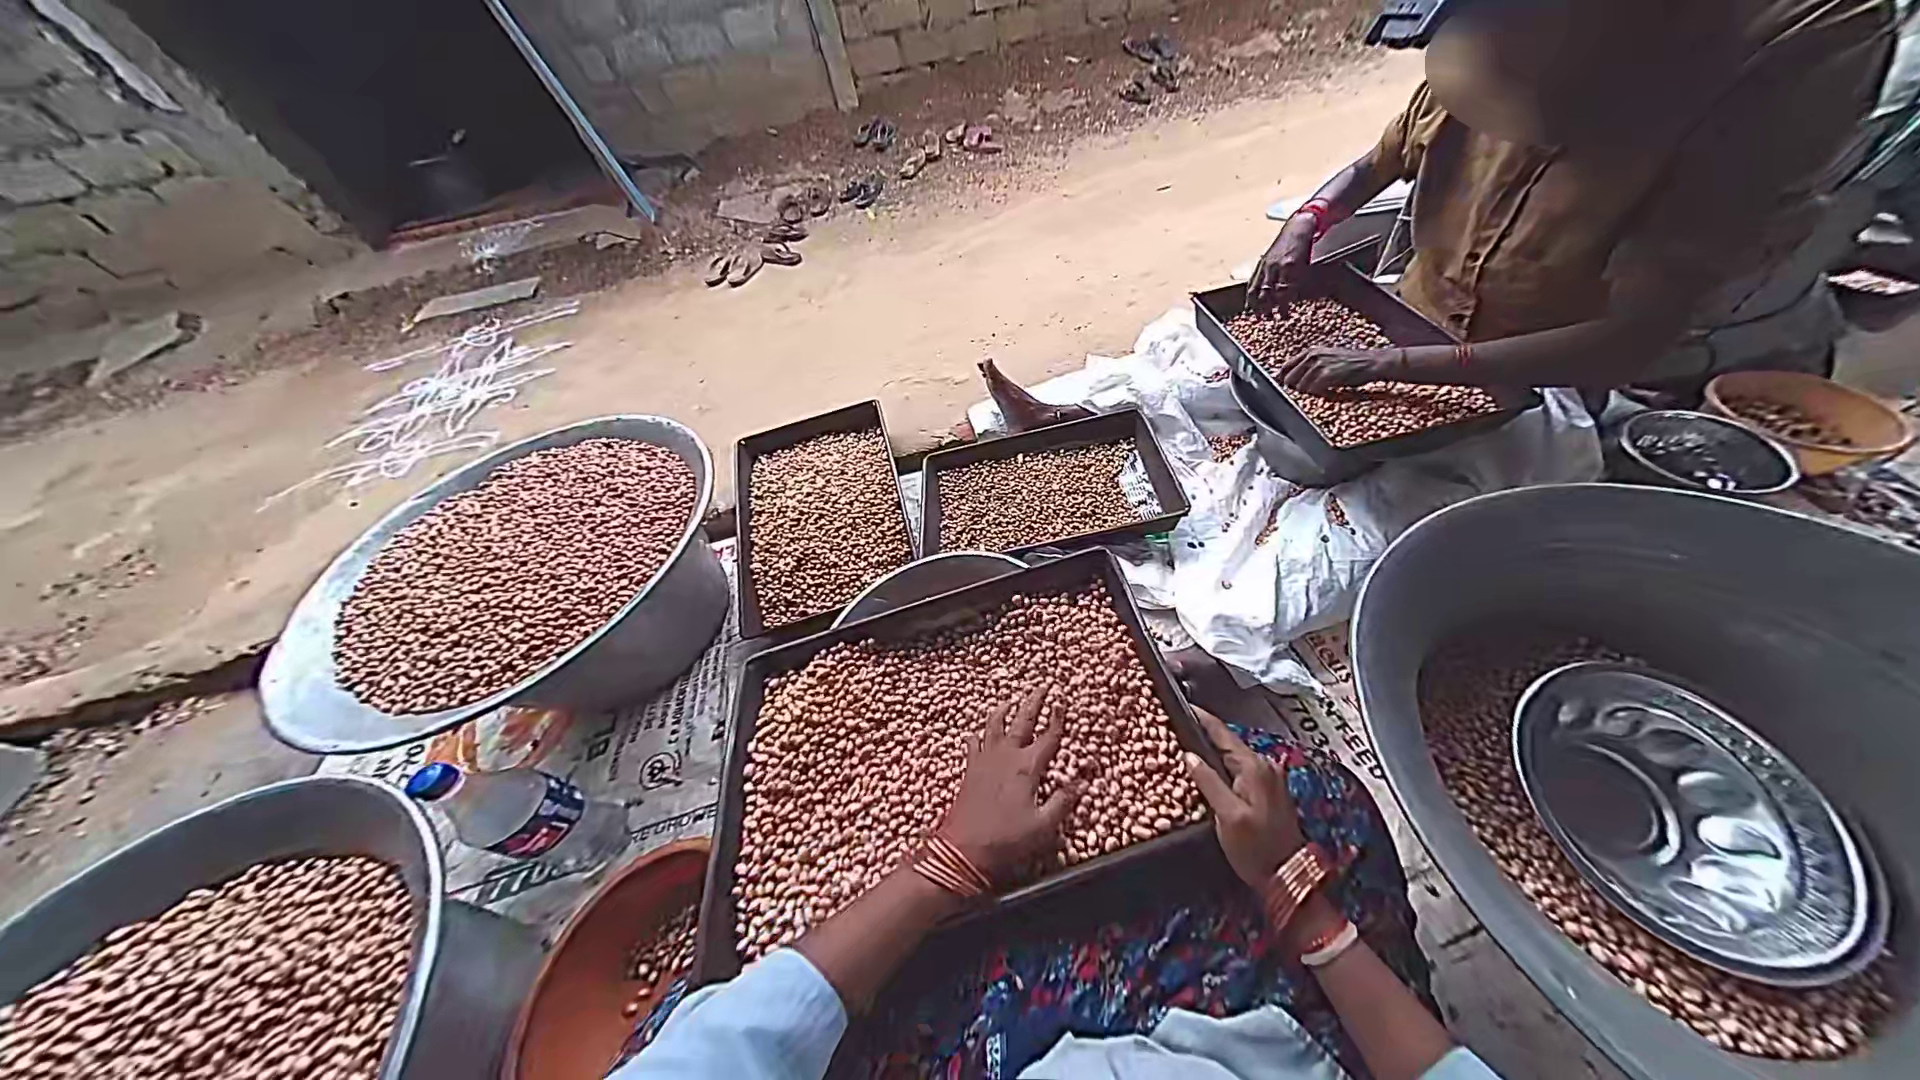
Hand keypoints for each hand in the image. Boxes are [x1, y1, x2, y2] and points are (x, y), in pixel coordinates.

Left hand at [941, 685, 1080, 885]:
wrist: (962, 849)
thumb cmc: (1006, 840)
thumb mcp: (1043, 826)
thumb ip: (1063, 802)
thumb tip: (1082, 783)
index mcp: (1027, 767)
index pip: (1047, 737)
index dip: (1057, 719)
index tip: (1062, 700)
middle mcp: (1005, 756)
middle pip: (1021, 722)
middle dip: (1033, 703)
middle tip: (1042, 688)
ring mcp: (985, 761)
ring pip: (994, 726)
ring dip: (1004, 711)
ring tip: (1010, 701)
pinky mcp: (970, 770)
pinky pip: (974, 744)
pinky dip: (977, 735)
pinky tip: (976, 733)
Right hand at [1182, 706, 1306, 888]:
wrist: (1288, 877)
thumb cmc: (1256, 848)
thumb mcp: (1227, 815)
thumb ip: (1208, 781)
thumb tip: (1189, 755)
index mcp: (1253, 767)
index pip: (1221, 732)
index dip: (1199, 717)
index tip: (1178, 705)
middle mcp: (1264, 765)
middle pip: (1226, 742)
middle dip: (1200, 734)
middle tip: (1172, 729)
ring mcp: (1268, 777)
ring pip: (1231, 755)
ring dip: (1209, 750)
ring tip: (1182, 747)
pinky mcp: (1267, 789)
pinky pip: (1238, 768)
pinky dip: (1220, 765)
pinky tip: (1204, 770)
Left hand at [1248, 213, 1318, 310]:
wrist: (1300, 225)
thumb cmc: (1289, 242)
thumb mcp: (1273, 258)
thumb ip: (1268, 273)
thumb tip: (1265, 290)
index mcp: (1261, 266)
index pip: (1251, 288)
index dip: (1250, 302)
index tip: (1250, 313)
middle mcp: (1266, 268)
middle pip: (1260, 293)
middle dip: (1261, 308)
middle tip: (1264, 320)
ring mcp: (1277, 267)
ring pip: (1273, 292)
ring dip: (1275, 307)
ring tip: (1280, 317)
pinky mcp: (1291, 264)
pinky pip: (1287, 285)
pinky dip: (1287, 298)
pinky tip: (1290, 305)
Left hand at [1279, 346, 1402, 393]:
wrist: (1376, 362)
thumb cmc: (1354, 364)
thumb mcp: (1328, 359)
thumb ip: (1309, 367)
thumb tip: (1291, 381)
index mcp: (1311, 352)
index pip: (1285, 367)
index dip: (1282, 379)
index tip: (1283, 388)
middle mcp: (1313, 356)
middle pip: (1289, 379)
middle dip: (1296, 388)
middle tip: (1312, 391)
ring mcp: (1319, 365)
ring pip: (1300, 387)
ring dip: (1310, 393)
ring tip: (1325, 390)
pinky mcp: (1327, 375)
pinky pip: (1313, 391)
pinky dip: (1320, 395)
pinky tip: (1331, 391)